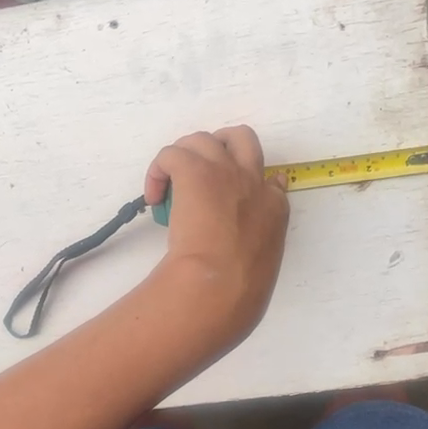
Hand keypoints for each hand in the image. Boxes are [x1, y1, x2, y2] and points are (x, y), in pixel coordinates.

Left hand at [144, 126, 289, 344]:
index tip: (234, 194)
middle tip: (198, 171)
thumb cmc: (240, 290)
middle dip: (219, 146)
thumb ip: (255, 260)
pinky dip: (158, 171)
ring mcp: (225, 171)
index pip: (271, 181)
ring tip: (171, 185)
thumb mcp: (261, 274)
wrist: (220, 282)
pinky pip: (170, 154)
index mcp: (274, 209)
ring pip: (201, 140)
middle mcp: (253, 182)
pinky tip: (153, 197)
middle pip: (241, 138)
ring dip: (184, 157)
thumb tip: (246, 269)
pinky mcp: (195, 171)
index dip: (250, 181)